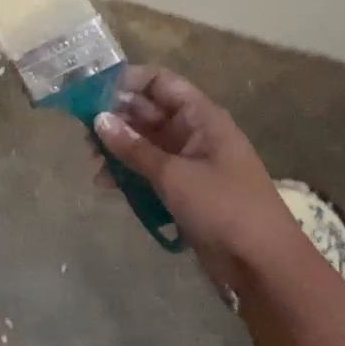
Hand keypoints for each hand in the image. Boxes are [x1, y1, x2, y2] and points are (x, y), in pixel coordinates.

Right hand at [90, 65, 295, 275]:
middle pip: (147, 110)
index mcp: (202, 118)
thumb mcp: (173, 174)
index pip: (160, 82)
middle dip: (113, 117)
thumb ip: (133, 147)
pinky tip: (105, 184)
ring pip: (143, 141)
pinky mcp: (182, 187)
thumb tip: (97, 119)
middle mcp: (194, 133)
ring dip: (116, 147)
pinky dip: (126, 172)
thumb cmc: (224, 208)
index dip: (126, 81)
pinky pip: (147, 168)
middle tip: (81, 131)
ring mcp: (188, 161)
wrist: (262, 264)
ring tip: (91, 160)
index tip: (89, 91)